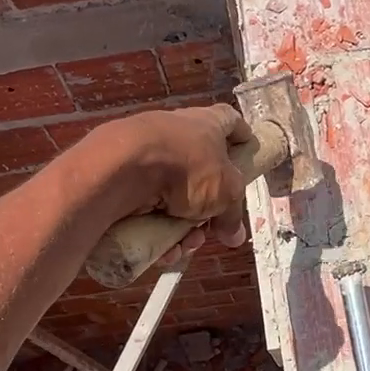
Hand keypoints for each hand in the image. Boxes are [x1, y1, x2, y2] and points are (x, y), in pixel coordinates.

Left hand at [83, 105, 251, 258]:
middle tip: (211, 228)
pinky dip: (157, 232)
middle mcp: (175, 135)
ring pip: (173, 199)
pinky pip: (148, 211)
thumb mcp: (226, 192)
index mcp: (205, 124)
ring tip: (184, 245)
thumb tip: (235, 236)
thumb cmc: (186, 167)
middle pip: (200, 173)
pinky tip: (163, 249)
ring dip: (182, 228)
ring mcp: (146, 157)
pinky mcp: (123, 180)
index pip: (229, 121)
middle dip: (208, 209)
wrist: (122, 169)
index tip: (247, 154)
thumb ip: (234, 214)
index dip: (240, 138)